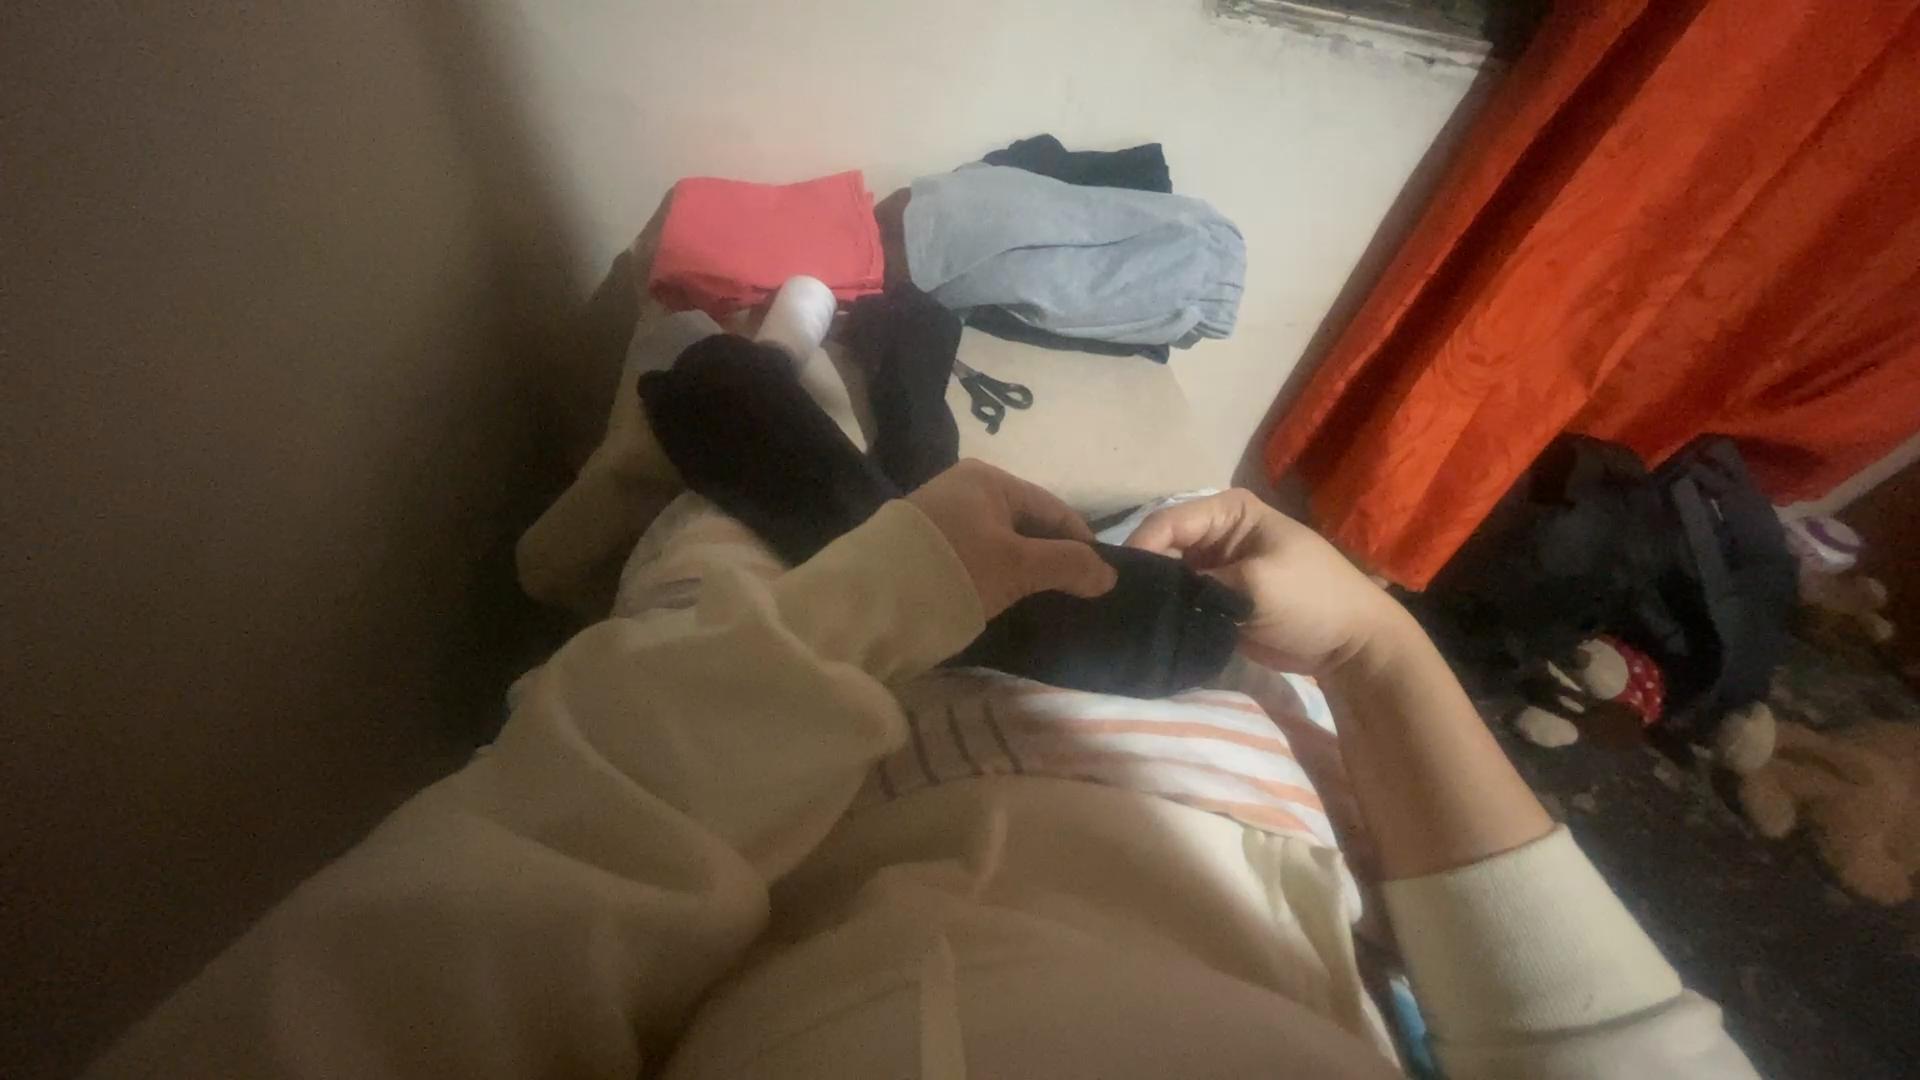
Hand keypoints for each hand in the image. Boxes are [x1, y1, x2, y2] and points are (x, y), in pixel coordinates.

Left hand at [908, 460, 1116, 618]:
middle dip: (1050, 557)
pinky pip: (974, 555)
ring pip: (998, 542)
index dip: (1080, 542)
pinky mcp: (921, 546)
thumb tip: (1109, 574)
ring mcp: (938, 516)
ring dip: (1021, 569)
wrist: (871, 604)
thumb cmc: (956, 571)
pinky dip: (993, 574)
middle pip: (1024, 524)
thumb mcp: (1018, 566)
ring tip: (1039, 600)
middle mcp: (961, 487)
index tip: (1099, 579)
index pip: (1051, 507)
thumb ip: (1068, 565)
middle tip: (1071, 594)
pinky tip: (1001, 598)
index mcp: (987, 479)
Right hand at [1125, 489, 1407, 674]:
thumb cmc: (1311, 600)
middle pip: (1160, 546)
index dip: (1140, 549)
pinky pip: (1176, 599)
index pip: (1166, 522)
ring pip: (1164, 575)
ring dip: (1152, 595)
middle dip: (1142, 573)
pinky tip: (1148, 626)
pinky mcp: (1211, 597)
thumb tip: (1146, 593)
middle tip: (1118, 603)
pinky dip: (1165, 612)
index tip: (1119, 583)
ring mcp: (1211, 566)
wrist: (1349, 647)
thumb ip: (1196, 584)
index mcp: (1227, 511)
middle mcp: (1213, 532)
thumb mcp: (1254, 585)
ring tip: (1130, 617)